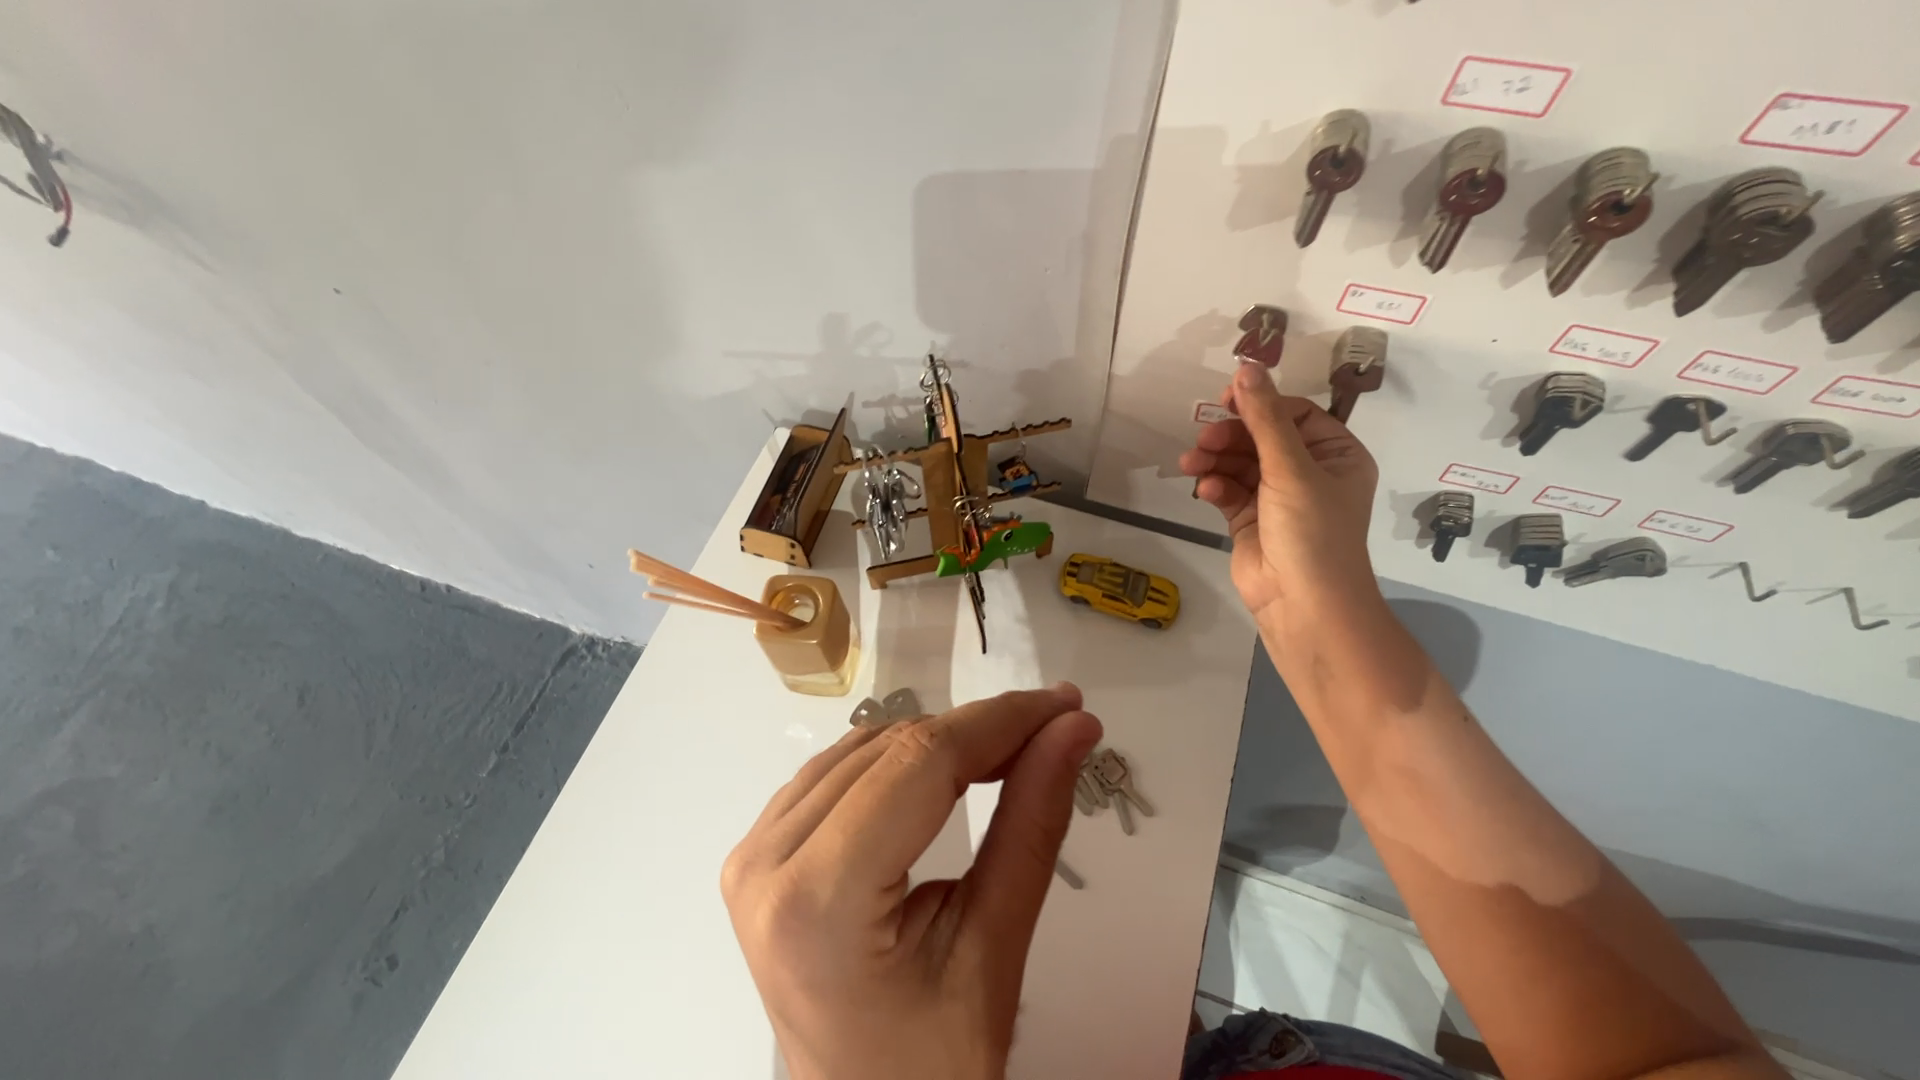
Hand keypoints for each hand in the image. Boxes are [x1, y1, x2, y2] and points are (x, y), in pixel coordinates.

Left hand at [722, 685, 1102, 1079]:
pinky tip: (944, 772)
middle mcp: (765, 862)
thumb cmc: (932, 1060)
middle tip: (1055, 729)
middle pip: (890, 750)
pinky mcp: (756, 855)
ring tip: (1011, 753)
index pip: (919, 765)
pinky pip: (835, 775)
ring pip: (862, 752)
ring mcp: (751, 856)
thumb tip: (1071, 730)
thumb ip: (1031, 828)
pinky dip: (898, 762)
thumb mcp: (993, 950)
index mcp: (818, 900)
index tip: (1066, 706)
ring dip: (941, 742)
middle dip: (980, 731)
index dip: (1000, 722)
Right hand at [1179, 363, 1380, 624]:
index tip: (1225, 400)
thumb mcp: (1292, 470)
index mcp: (1336, 455)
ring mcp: (1278, 499)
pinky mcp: (1250, 521)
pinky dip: (1216, 486)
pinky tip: (1205, 491)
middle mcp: (1309, 473)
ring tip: (1192, 463)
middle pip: (1261, 437)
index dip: (1260, 405)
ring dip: (1215, 460)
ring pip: (1239, 463)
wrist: (1304, 606)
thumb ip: (1265, 419)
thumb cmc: (1312, 533)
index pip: (1294, 414)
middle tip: (1203, 439)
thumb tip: (1246, 366)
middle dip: (1230, 436)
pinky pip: (1229, 491)